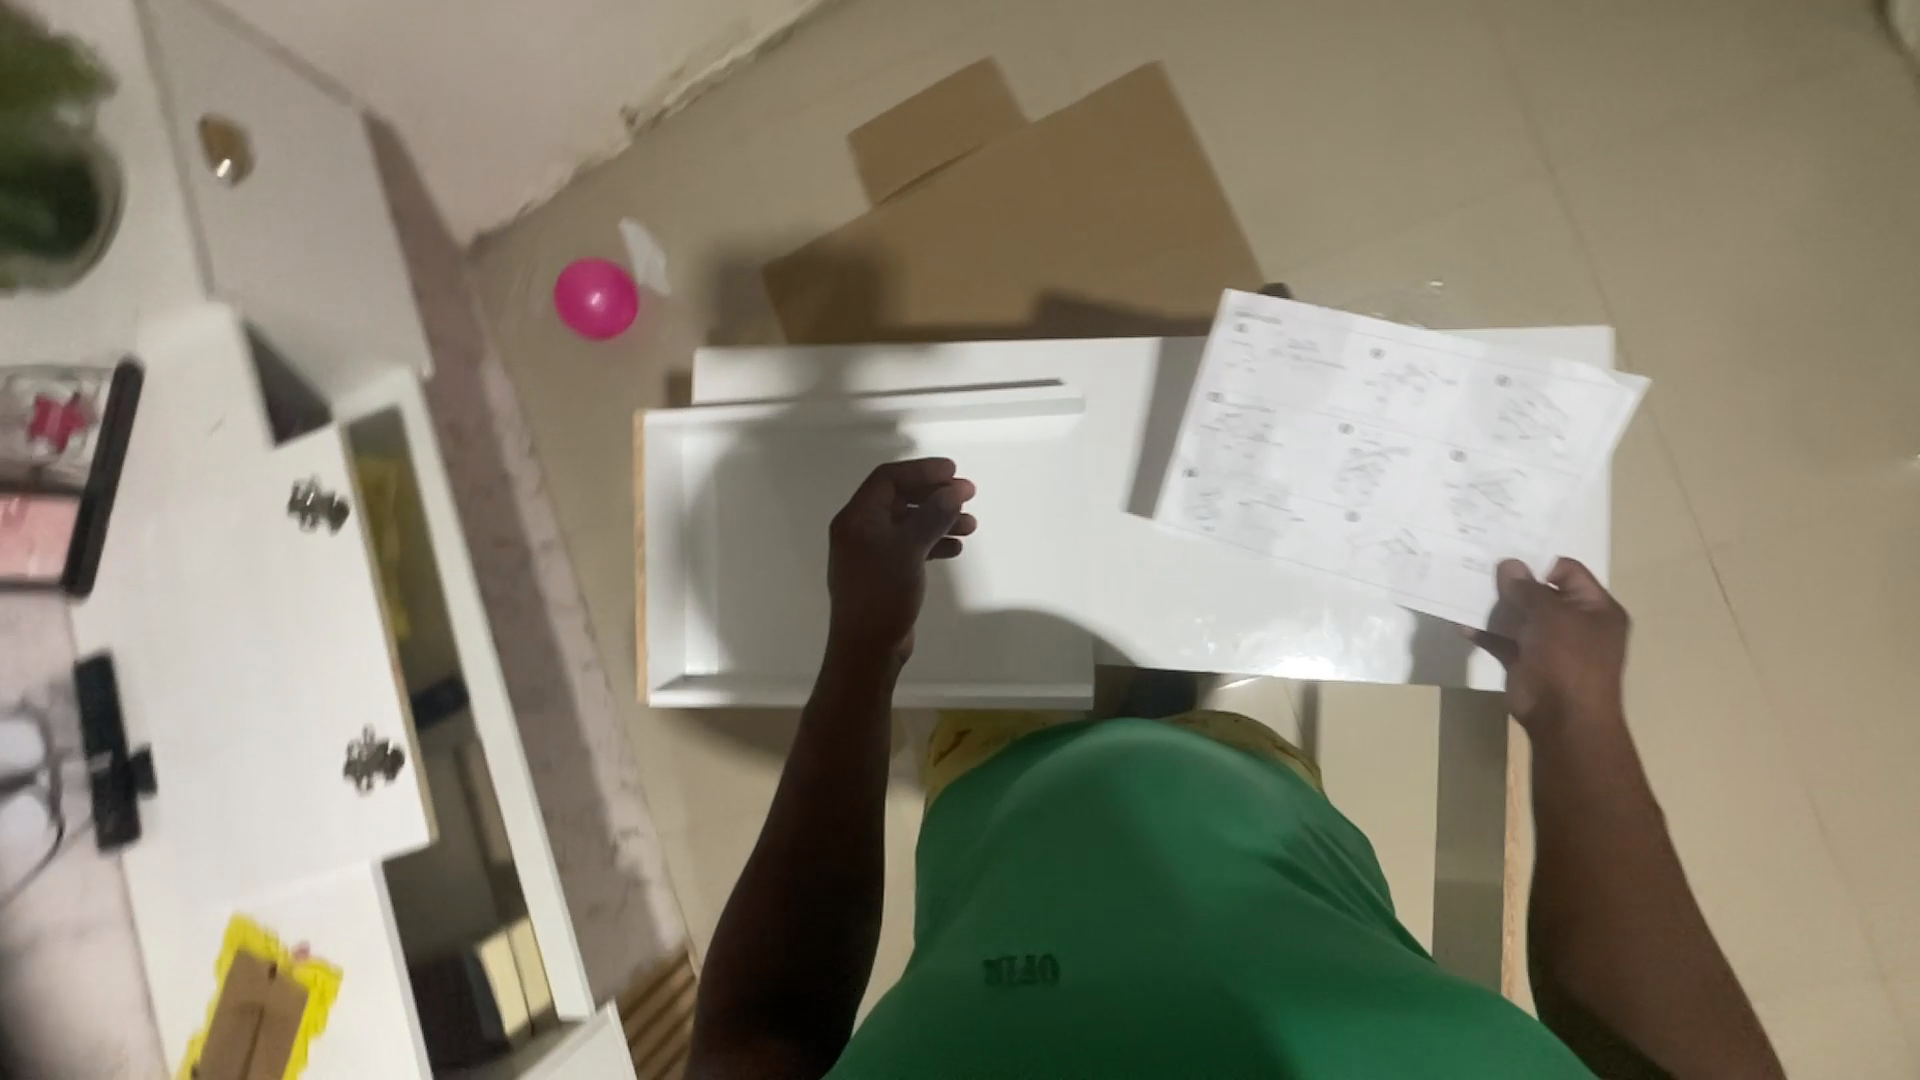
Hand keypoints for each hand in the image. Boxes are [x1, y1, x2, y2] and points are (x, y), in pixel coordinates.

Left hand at [826, 458, 976, 663]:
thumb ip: (931, 516)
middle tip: (969, 494)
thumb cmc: (882, 594)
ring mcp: (872, 552)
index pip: (888, 479)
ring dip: (939, 519)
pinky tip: (956, 547)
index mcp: (857, 518)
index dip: (922, 471)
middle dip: (935, 494)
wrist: (867, 648)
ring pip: (909, 523)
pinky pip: (911, 545)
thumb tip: (953, 491)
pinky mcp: (884, 572)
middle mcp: (861, 530)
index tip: (953, 472)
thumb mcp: (909, 549)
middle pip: (900, 498)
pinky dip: (933, 542)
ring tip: (971, 525)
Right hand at [1471, 558, 1629, 737]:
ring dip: (1492, 606)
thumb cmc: (1569, 659)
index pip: (1567, 572)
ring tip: (1462, 592)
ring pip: (1517, 615)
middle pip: (1538, 592)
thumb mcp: (1552, 616)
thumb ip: (1528, 589)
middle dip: (1508, 583)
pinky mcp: (1524, 659)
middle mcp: (1574, 622)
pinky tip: (1461, 625)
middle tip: (1475, 568)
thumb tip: (1508, 563)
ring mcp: (1548, 642)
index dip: (1538, 563)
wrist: (1563, 716)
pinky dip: (1484, 632)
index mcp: (1595, 608)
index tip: (1503, 557)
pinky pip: (1502, 639)